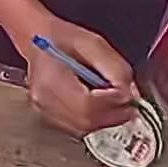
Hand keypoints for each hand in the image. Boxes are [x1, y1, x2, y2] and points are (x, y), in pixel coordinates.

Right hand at [20, 16, 139, 135]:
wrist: (37, 40)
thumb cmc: (62, 38)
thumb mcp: (95, 44)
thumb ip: (115, 69)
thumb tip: (130, 94)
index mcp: (51, 78)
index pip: (86, 104)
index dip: (111, 103)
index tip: (127, 95)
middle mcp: (44, 99)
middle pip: (84, 121)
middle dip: (112, 116)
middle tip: (130, 107)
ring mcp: (44, 110)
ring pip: (81, 128)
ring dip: (104, 120)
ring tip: (116, 106)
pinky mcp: (48, 115)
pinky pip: (76, 126)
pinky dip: (93, 120)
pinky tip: (100, 108)